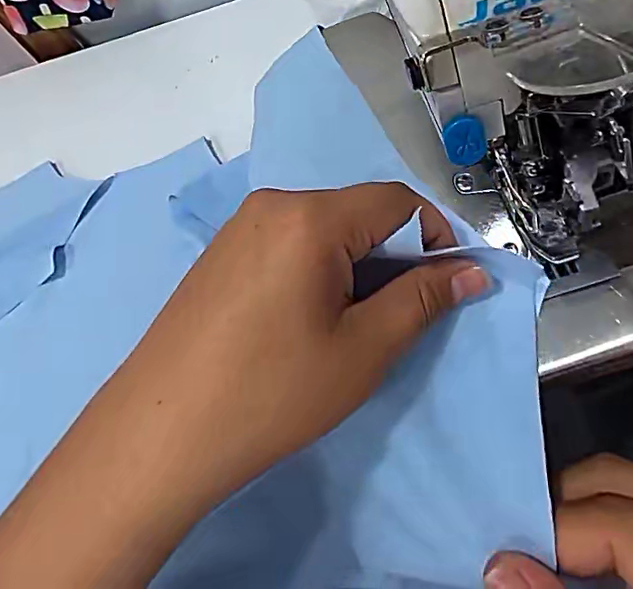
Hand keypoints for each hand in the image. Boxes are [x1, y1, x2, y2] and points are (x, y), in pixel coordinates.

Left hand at [0, 183, 490, 588]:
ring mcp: (242, 224)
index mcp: (310, 216)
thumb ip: (423, 300)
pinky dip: (318, 264)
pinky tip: (307, 317)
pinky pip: (289, 238)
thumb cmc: (271, 392)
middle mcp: (274, 203)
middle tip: (398, 313)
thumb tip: (472, 272)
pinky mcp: (224, 248)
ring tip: (353, 321)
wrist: (160, 432)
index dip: (434, 236)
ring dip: (356, 261)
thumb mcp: (363, 350)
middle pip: (358, 210)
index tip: (444, 284)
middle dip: (393, 253)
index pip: (396, 201)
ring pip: (325, 226)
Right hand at [484, 454, 632, 588]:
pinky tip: (607, 573)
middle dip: (557, 508)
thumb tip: (506, 572)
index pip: (612, 518)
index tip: (504, 562)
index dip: (547, 535)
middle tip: (520, 552)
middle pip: (615, 479)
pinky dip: (624, 532)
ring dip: (588, 518)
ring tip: (557, 563)